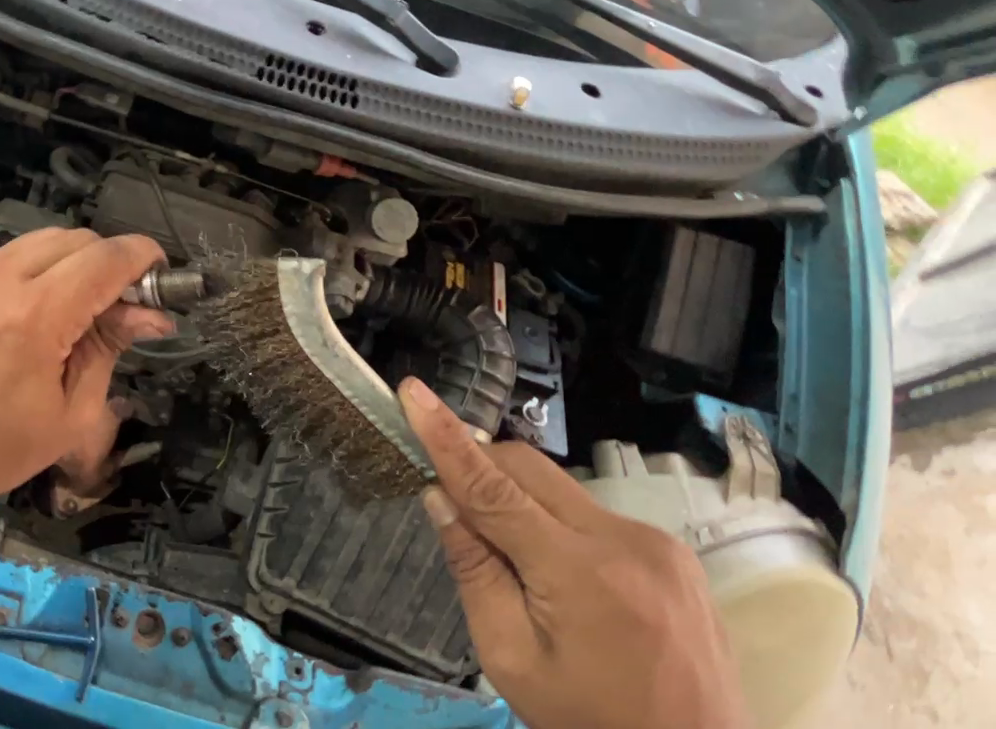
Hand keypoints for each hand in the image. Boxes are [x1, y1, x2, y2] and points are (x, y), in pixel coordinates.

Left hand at [0, 229, 170, 531]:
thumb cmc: (0, 448)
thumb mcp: (72, 412)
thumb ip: (110, 348)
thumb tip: (154, 314)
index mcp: (36, 315)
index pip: (105, 259)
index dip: (144, 260)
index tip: (166, 279)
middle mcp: (5, 279)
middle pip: (81, 239)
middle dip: (114, 262)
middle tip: (129, 308)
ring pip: (51, 237)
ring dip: (82, 259)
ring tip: (92, 307)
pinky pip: (22, 250)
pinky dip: (50, 263)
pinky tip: (54, 303)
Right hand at [398, 377, 751, 728]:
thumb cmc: (590, 722)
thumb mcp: (512, 659)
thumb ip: (474, 572)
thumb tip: (441, 499)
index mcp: (580, 574)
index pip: (492, 485)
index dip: (445, 436)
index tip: (412, 391)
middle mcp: (625, 541)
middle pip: (526, 467)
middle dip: (478, 466)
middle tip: (450, 501)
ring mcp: (658, 544)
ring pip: (558, 486)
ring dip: (517, 499)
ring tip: (514, 560)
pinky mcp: (673, 552)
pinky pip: (591, 511)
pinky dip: (555, 521)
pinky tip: (561, 574)